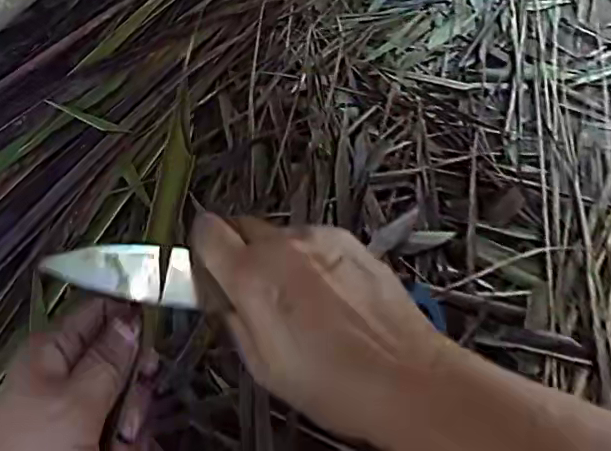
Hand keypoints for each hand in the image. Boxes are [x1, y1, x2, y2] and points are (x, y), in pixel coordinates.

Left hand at [0, 296, 160, 450]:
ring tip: (124, 441)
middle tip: (132, 408)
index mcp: (50, 350)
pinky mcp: (79, 445)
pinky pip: (116, 433)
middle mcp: (60, 377)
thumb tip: (129, 320)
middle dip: (134, 382)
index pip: (97, 312)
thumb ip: (106, 360)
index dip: (128, 315)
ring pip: (121, 400)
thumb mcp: (75, 403)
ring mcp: (71, 415)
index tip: (154, 328)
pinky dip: (126, 443)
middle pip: (116, 359)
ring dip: (133, 418)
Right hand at [191, 212, 444, 444]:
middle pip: (238, 225)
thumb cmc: (339, 384)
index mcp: (251, 276)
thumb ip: (232, 320)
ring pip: (277, 234)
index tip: (208, 265)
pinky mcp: (343, 237)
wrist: (409, 379)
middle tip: (251, 288)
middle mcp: (280, 246)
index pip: (204, 229)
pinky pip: (311, 239)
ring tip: (301, 302)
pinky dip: (311, 259)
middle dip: (238, 251)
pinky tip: (329, 296)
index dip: (202, 246)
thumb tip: (221, 299)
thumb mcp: (263, 367)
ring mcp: (314, 238)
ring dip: (278, 258)